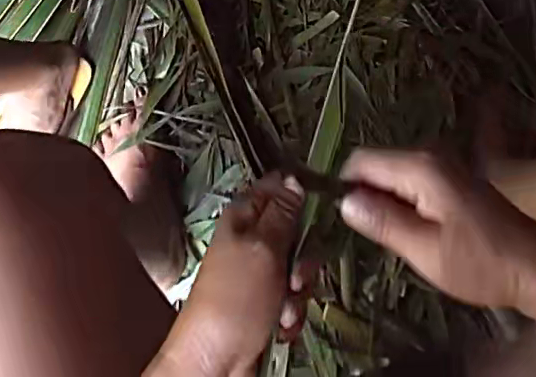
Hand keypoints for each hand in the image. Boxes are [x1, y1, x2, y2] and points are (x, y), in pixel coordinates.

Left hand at [152, 174, 309, 376]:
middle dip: (304, 256)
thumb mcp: (263, 248)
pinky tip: (281, 326)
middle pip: (296, 230)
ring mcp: (259, 272)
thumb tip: (294, 178)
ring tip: (284, 309)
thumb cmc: (236, 299)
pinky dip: (292, 313)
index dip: (301, 193)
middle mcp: (252, 239)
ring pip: (299, 266)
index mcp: (244, 215)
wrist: (215, 365)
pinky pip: (294, 297)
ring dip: (299, 291)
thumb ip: (283, 213)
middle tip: (296, 276)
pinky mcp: (266, 303)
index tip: (319, 209)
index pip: (278, 186)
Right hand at [338, 148, 535, 310]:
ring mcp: (441, 165)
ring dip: (384, 202)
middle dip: (365, 195)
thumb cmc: (481, 262)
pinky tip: (413, 233)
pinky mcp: (449, 179)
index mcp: (419, 167)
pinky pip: (410, 182)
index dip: (345, 184)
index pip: (362, 159)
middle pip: (377, 165)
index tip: (339, 217)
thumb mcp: (425, 250)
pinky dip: (402, 203)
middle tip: (368, 236)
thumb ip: (384, 222)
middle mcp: (428, 156)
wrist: (535, 266)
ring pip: (392, 175)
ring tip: (391, 239)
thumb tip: (345, 201)